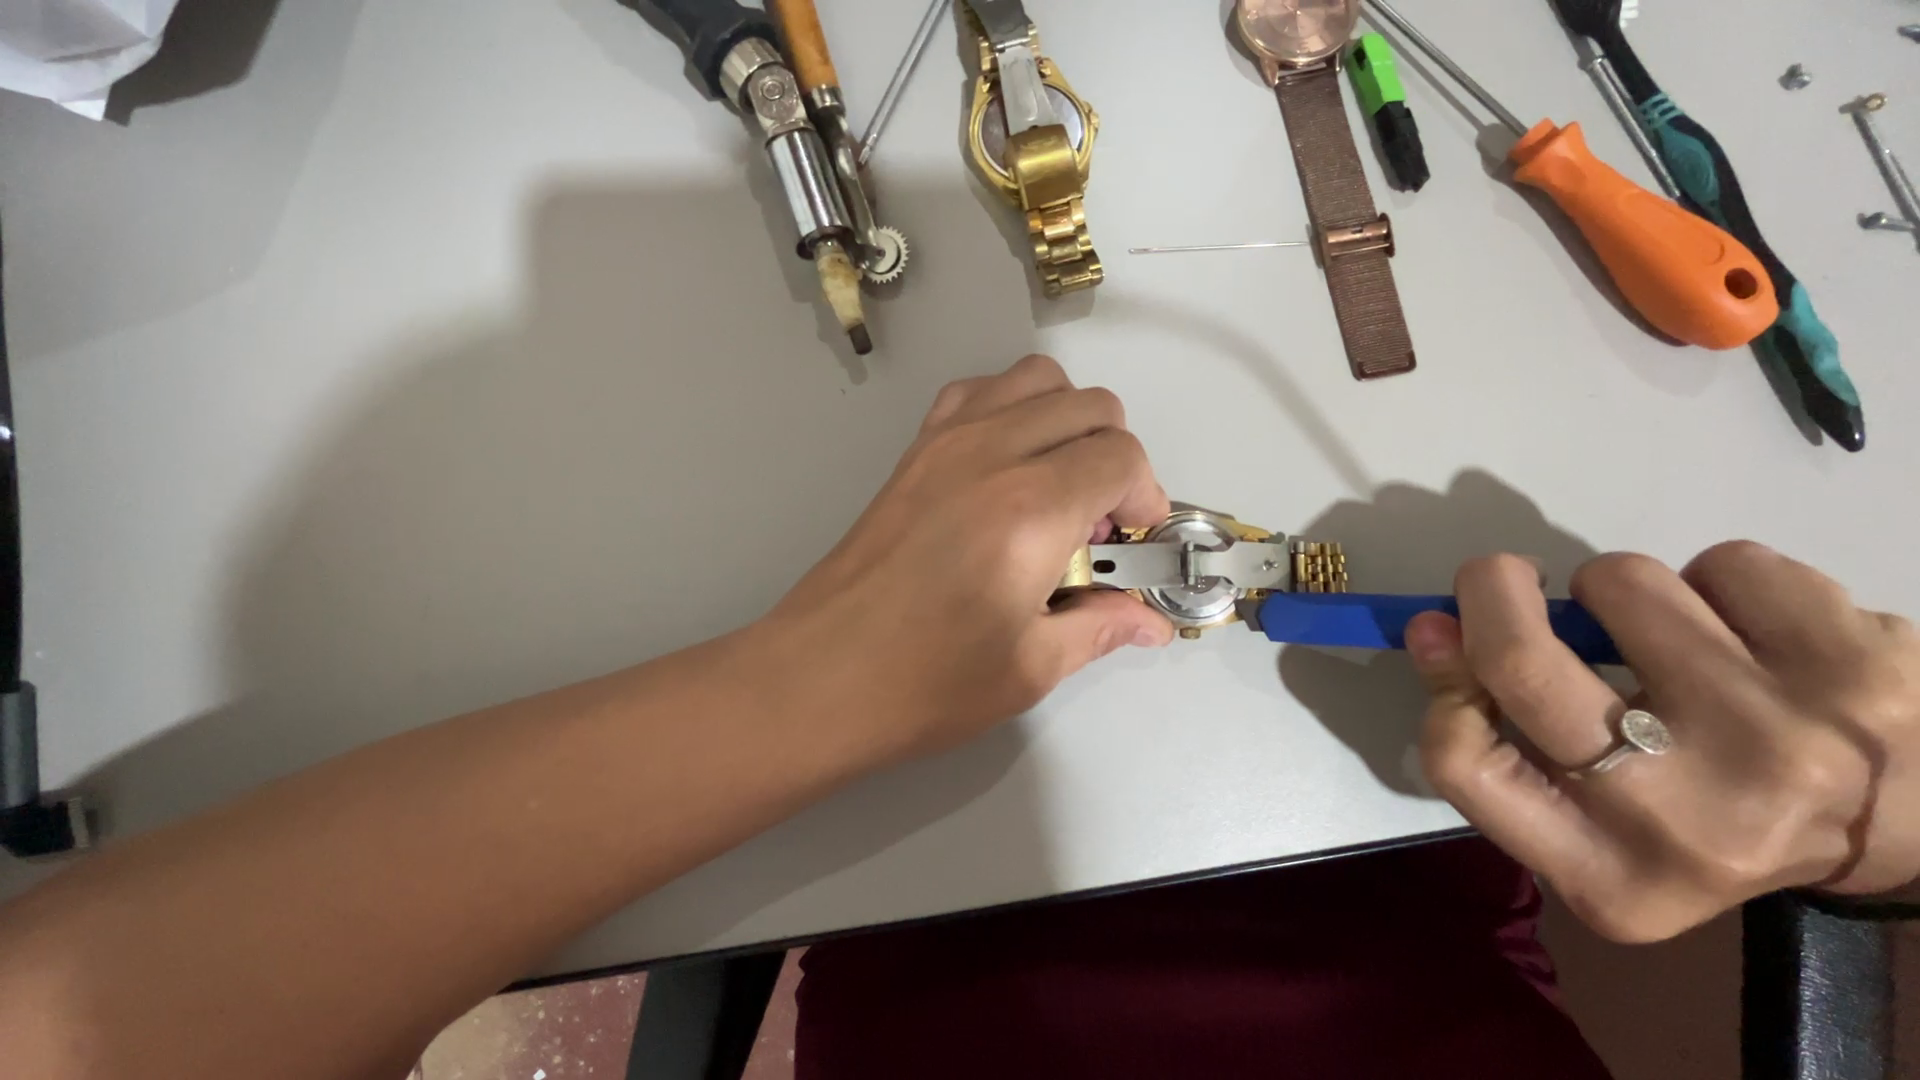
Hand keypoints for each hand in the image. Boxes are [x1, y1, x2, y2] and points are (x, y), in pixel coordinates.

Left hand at [762, 355, 1173, 766]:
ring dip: (1068, 421)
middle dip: (1116, 457)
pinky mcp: (912, 451)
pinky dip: (1009, 408)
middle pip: (1090, 406)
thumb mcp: (1030, 667)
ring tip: (1058, 487)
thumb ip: (1100, 626)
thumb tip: (1149, 622)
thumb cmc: (925, 683)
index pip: (1121, 455)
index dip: (1145, 496)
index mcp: (1031, 508)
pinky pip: (976, 393)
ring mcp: (944, 442)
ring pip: (1035, 380)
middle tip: (1100, 525)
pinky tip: (1006, 467)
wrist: (818, 676)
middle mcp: (991, 453)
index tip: (1132, 543)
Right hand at [1407, 544, 1919, 942]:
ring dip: (1620, 591)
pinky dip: (1719, 581)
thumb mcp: (1585, 809)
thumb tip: (1432, 623)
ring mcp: (1784, 742)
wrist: (1919, 830)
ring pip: (1620, 583)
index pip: (1459, 760)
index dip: (1442, 684)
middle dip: (1491, 591)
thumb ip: (1494, 728)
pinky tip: (1751, 631)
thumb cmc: (1708, 813)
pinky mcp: (1863, 669)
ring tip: (1666, 635)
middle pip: (1520, 663)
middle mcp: (1694, 822)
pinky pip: (1724, 562)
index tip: (1452, 642)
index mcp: (1611, 877)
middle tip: (1503, 578)